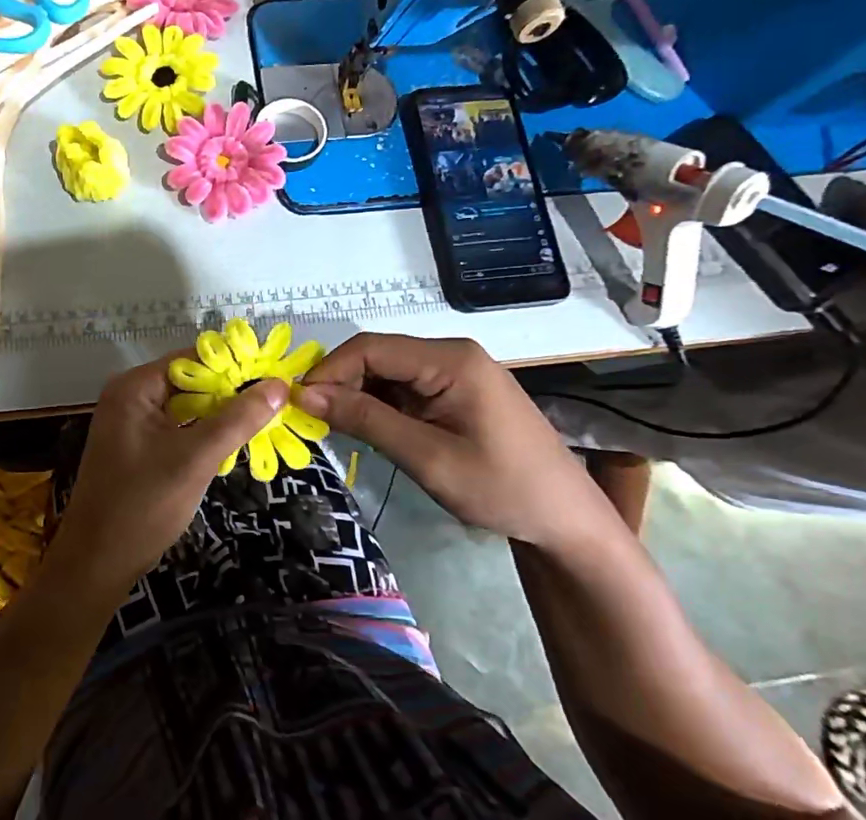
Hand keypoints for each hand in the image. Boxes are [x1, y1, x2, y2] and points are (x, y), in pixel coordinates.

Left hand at [54, 356, 287, 589]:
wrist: (98, 564)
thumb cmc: (143, 505)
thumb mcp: (196, 458)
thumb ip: (239, 419)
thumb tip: (280, 385)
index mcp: (135, 388)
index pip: (192, 358)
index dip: (234, 364)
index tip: (275, 375)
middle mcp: (132, 397)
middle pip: (192, 380)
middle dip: (232, 390)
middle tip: (278, 399)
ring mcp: (134, 423)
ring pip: (189, 406)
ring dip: (223, 413)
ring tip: (267, 417)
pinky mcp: (141, 447)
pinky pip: (181, 427)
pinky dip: (207, 432)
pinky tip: (237, 441)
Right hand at [297, 333, 616, 549]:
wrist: (565, 517)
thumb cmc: (501, 488)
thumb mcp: (427, 457)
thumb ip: (367, 420)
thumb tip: (306, 394)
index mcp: (450, 359)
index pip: (371, 347)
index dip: (329, 371)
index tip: (300, 406)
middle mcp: (452, 353)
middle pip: (378, 355)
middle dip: (342, 384)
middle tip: (314, 422)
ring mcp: (456, 371)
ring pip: (389, 372)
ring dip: (359, 396)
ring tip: (337, 430)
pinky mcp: (457, 390)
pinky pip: (406, 387)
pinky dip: (381, 406)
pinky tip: (370, 430)